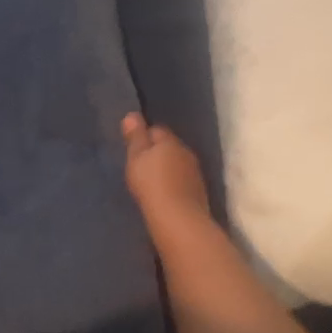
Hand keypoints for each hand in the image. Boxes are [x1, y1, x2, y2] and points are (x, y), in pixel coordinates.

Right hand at [121, 113, 211, 242]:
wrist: (178, 218)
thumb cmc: (151, 183)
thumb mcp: (135, 158)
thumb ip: (135, 137)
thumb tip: (132, 114)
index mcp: (170, 141)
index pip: (157, 129)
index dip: (144, 136)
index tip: (133, 147)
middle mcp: (186, 152)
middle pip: (169, 146)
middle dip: (157, 151)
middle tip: (140, 164)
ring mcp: (195, 172)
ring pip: (178, 162)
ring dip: (167, 167)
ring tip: (152, 180)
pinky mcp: (199, 191)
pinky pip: (183, 179)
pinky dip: (174, 182)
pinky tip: (165, 192)